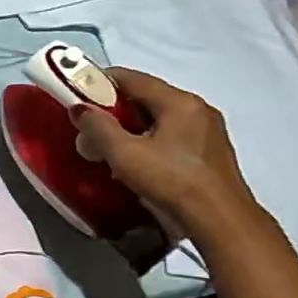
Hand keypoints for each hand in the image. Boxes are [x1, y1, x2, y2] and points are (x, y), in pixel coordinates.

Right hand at [71, 68, 262, 241]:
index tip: (78, 94)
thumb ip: (99, 128)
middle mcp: (198, 108)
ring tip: (111, 149)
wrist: (219, 219)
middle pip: (147, 98)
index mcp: (179, 101)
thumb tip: (79, 109)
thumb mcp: (125, 154)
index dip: (101, 81)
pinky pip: (174, 135)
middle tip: (91, 128)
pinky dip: (150, 141)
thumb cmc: (171, 181)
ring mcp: (208, 131)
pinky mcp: (211, 153)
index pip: (133, 78)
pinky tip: (138, 163)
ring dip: (132, 128)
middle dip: (116, 109)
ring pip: (161, 118)